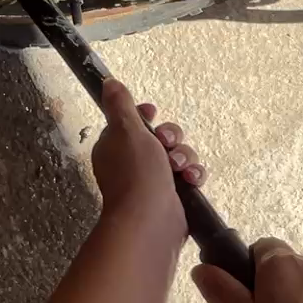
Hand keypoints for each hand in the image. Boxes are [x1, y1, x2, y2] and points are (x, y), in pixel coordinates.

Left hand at [91, 79, 205, 233]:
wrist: (150, 219)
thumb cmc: (135, 172)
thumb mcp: (126, 130)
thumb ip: (120, 105)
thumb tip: (108, 83)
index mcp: (116, 146)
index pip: (131, 122)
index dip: (145, 115)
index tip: (153, 113)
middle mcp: (134, 162)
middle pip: (161, 136)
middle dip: (171, 137)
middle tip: (168, 143)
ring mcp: (154, 180)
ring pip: (179, 155)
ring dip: (185, 157)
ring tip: (180, 169)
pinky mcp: (174, 195)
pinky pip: (190, 176)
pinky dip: (194, 175)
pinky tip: (192, 180)